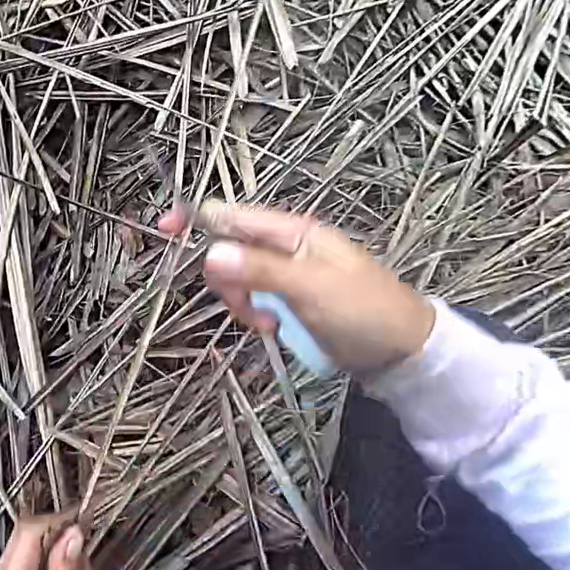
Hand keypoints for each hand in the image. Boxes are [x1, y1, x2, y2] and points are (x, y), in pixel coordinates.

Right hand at [160, 200, 436, 375]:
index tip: (166, 229)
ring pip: (239, 279)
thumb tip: (210, 254)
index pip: (235, 215)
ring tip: (269, 324)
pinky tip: (274, 329)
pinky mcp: (289, 300)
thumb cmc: (365, 312)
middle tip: (249, 307)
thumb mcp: (312, 289)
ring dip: (243, 302)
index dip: (198, 219)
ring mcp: (287, 275)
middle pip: (230, 251)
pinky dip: (256, 315)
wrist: (404, 354)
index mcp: (293, 232)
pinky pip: (255, 300)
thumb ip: (261, 270)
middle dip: (229, 279)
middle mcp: (286, 247)